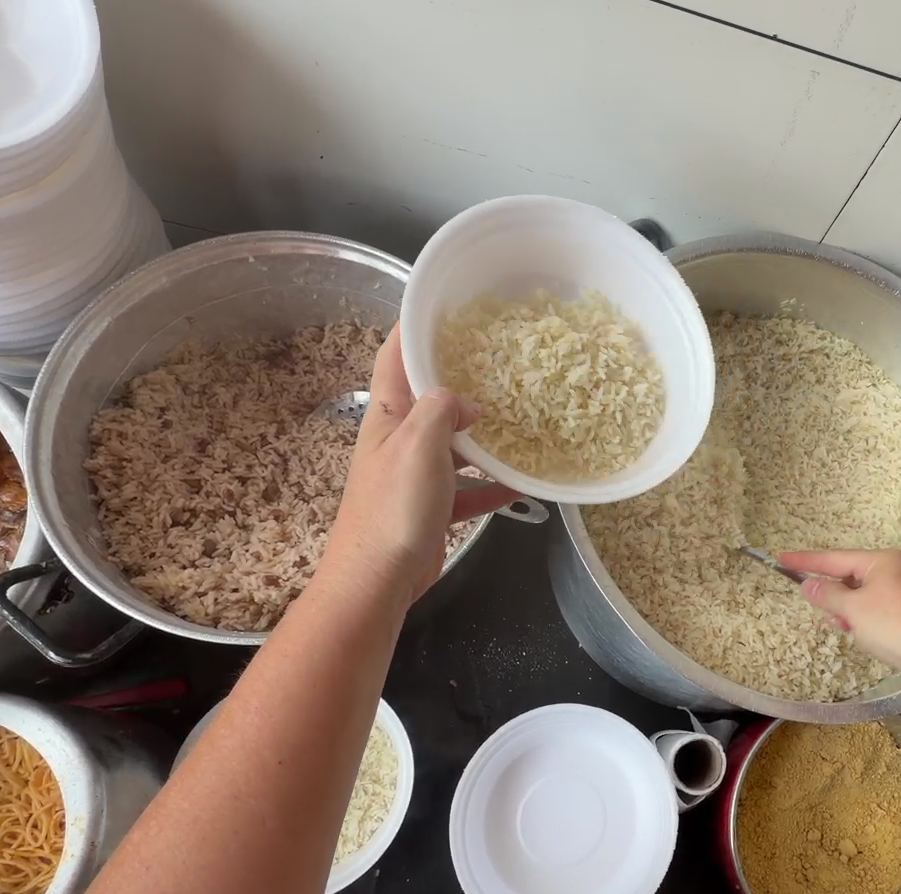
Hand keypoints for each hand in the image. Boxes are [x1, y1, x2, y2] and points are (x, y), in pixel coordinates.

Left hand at [322, 326, 518, 602]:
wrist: (378, 579)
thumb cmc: (393, 506)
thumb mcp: (418, 444)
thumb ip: (443, 409)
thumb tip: (469, 404)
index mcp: (387, 416)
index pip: (394, 356)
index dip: (413, 327)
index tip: (446, 308)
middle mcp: (399, 440)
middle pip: (429, 399)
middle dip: (460, 380)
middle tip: (501, 363)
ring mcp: (415, 476)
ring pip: (453, 446)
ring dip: (482, 437)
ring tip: (520, 420)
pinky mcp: (432, 509)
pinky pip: (467, 490)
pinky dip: (492, 486)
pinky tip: (522, 485)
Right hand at [781, 549, 900, 682]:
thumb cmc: (897, 625)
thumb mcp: (854, 610)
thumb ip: (828, 595)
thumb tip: (809, 584)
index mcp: (881, 560)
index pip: (834, 558)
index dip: (805, 561)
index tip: (781, 558)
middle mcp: (897, 570)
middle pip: (851, 578)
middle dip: (836, 599)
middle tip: (832, 618)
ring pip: (865, 599)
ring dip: (852, 615)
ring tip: (855, 633)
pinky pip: (881, 613)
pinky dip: (869, 624)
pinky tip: (873, 640)